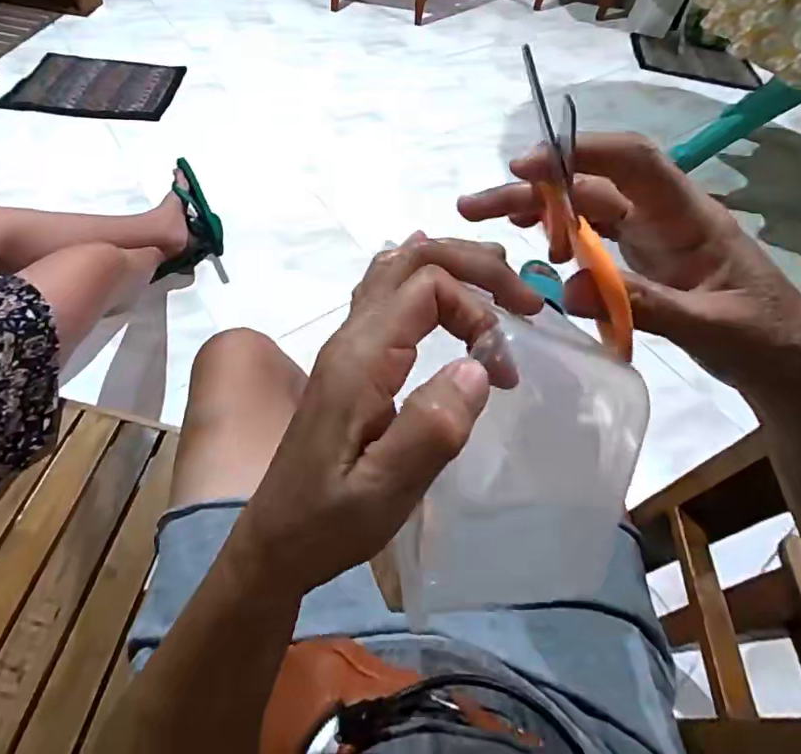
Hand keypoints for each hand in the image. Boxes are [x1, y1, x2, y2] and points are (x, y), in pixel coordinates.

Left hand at [230, 235, 542, 595]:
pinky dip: (422, 276)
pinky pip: (384, 292)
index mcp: (361, 359)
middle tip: (525, 301)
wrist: (275, 539)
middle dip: (475, 267)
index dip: (475, 308)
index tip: (503, 367)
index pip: (426, 286)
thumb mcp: (385, 492)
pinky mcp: (350, 359)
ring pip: (398, 269)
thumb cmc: (330, 522)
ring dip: (453, 266)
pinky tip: (439, 275)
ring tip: (499, 278)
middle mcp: (351, 337)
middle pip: (413, 261)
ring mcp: (347, 344)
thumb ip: (431, 429)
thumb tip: (478, 366)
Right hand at [458, 131, 800, 390]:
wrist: (793, 372)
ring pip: (587, 211)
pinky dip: (562, 242)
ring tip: (492, 224)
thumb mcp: (712, 327)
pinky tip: (537, 252)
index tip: (525, 166)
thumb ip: (645, 305)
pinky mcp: (642, 264)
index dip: (579, 152)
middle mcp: (663, 216)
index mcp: (689, 215)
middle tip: (477, 207)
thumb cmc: (768, 341)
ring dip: (541, 212)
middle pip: (592, 186)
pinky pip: (594, 243)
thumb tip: (569, 291)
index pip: (633, 161)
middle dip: (535, 189)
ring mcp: (651, 240)